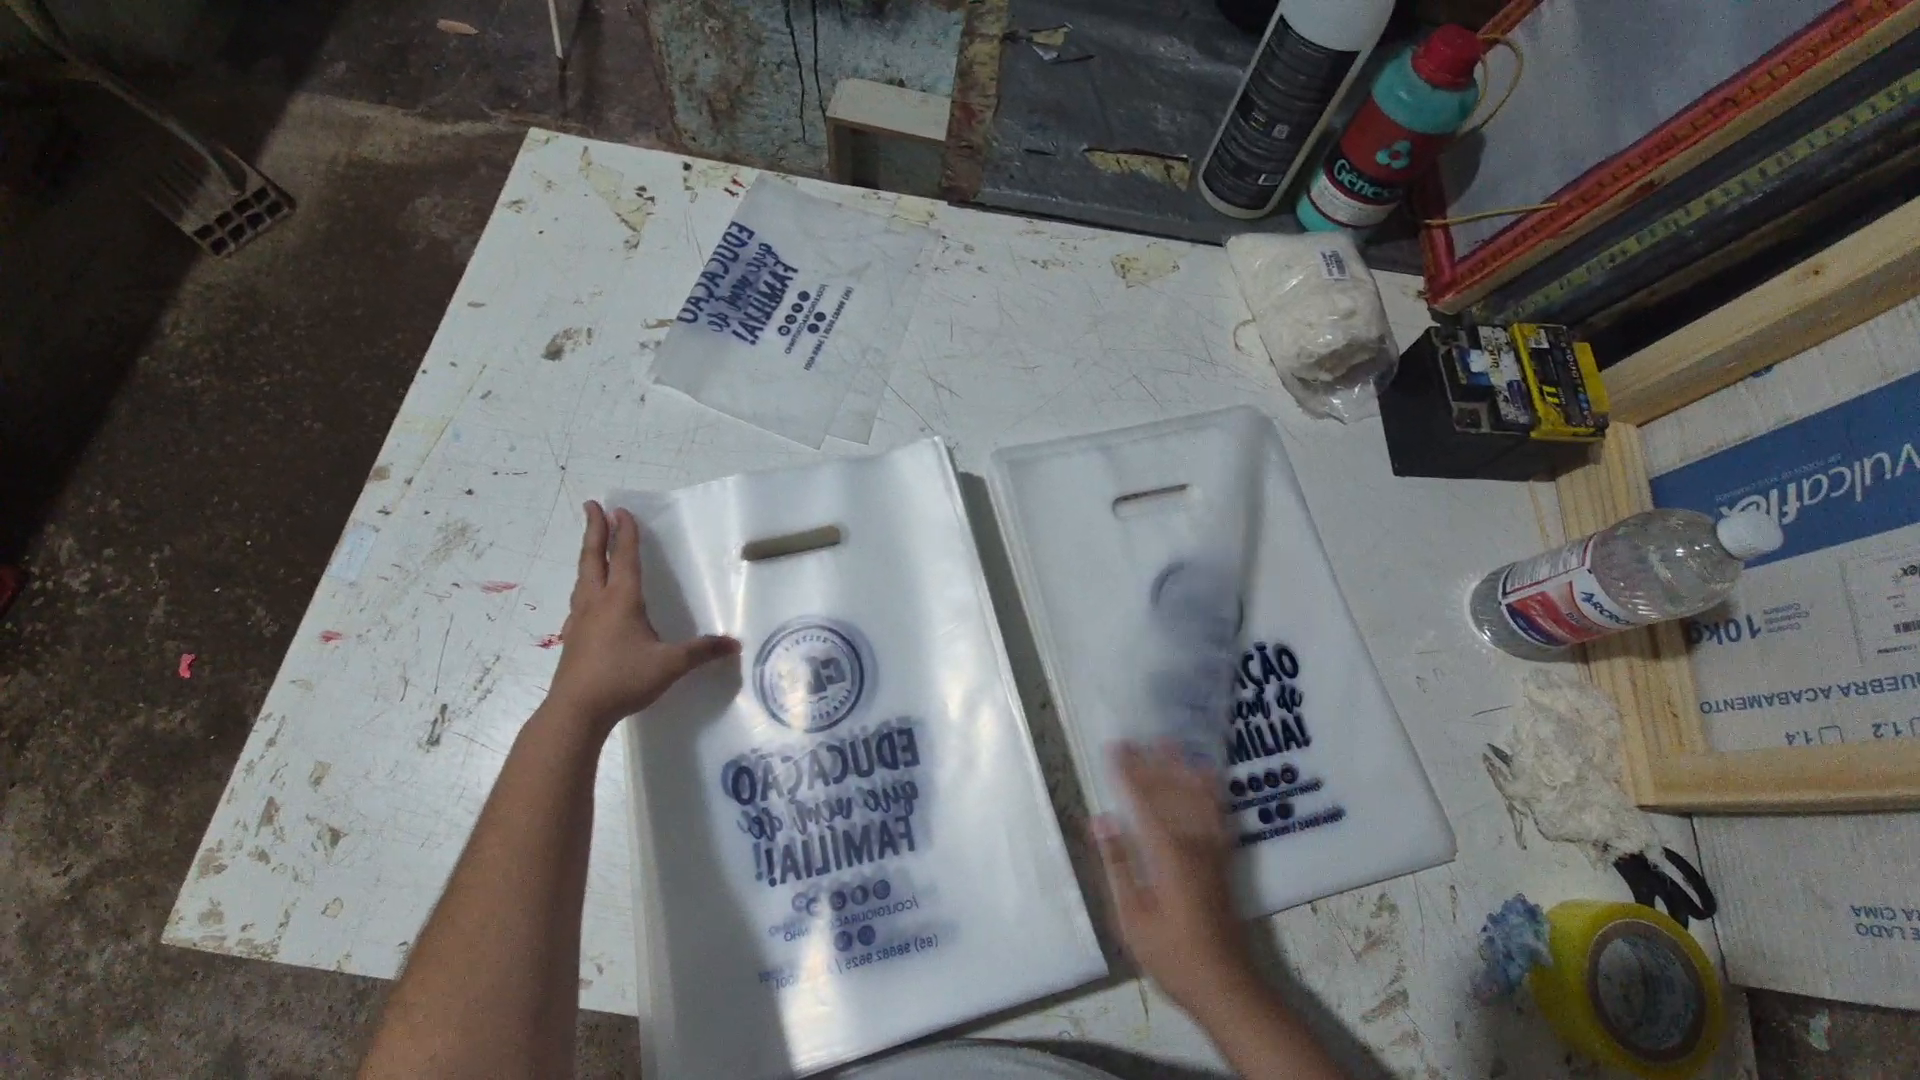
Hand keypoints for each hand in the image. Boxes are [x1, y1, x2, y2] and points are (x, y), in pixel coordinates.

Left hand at [546, 501, 739, 731]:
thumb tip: (733, 644)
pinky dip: (585, 586)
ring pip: (583, 578)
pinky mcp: (573, 638)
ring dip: (588, 556)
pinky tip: (587, 598)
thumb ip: (701, 652)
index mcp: (621, 600)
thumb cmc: (623, 680)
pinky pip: (579, 600)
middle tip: (591, 506)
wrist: (576, 711)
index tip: (621, 509)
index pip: (624, 557)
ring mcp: (580, 620)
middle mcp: (597, 603)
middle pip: (594, 558)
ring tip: (591, 546)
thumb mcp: (670, 665)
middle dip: (595, 530)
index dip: (625, 533)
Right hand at [1093, 741, 1257, 1017]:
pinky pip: (1219, 816)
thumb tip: (1101, 820)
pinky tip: (1209, 777)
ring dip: (1181, 769)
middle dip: (1151, 764)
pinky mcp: (1224, 861)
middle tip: (1136, 737)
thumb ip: (1118, 865)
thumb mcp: (1132, 916)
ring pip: (1196, 799)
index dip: (1128, 773)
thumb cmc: (1170, 955)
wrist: (1224, 984)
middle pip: (1171, 794)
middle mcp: (1193, 844)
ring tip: (1170, 743)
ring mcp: (1213, 852)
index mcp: (1166, 856)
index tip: (1115, 747)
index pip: (1143, 803)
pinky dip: (1212, 791)